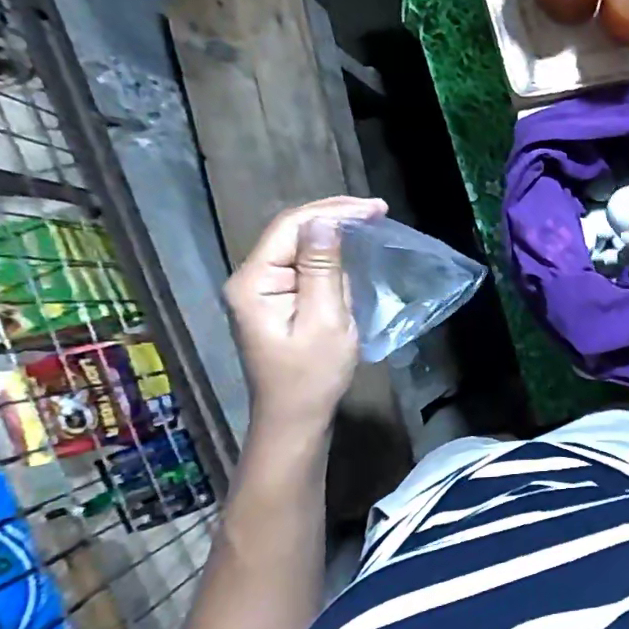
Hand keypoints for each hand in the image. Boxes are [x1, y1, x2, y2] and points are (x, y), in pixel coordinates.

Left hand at [224, 197, 385, 423]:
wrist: (295, 419)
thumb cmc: (312, 376)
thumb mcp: (325, 321)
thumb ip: (323, 269)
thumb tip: (325, 221)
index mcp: (254, 282)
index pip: (291, 227)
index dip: (333, 211)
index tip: (375, 209)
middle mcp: (250, 279)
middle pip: (292, 230)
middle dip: (335, 215)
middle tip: (378, 210)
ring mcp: (261, 290)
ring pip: (298, 244)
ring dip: (334, 232)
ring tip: (370, 222)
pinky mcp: (276, 300)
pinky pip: (302, 264)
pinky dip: (329, 253)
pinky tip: (351, 248)